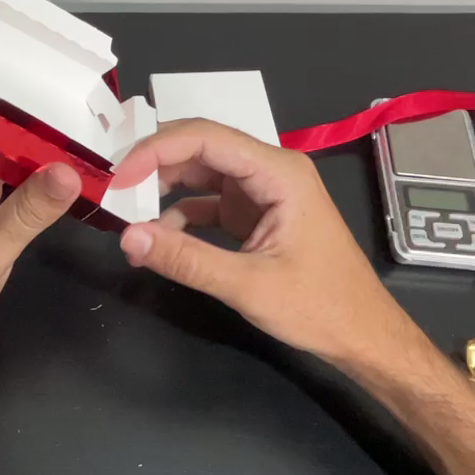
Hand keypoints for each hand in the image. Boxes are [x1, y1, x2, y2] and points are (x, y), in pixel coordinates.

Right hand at [111, 119, 420, 367]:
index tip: (118, 178)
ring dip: (161, 192)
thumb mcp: (247, 285)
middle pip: (199, 149)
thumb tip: (128, 237)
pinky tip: (158, 240)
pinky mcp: (252, 216)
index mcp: (278, 173)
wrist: (362, 336)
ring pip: (198, 175)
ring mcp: (260, 193)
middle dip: (153, 166)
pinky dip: (177, 218)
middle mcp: (268, 172)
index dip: (155, 150)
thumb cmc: (320, 307)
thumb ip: (186, 259)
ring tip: (127, 217)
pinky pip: (205, 204)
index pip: (205, 139)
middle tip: (112, 191)